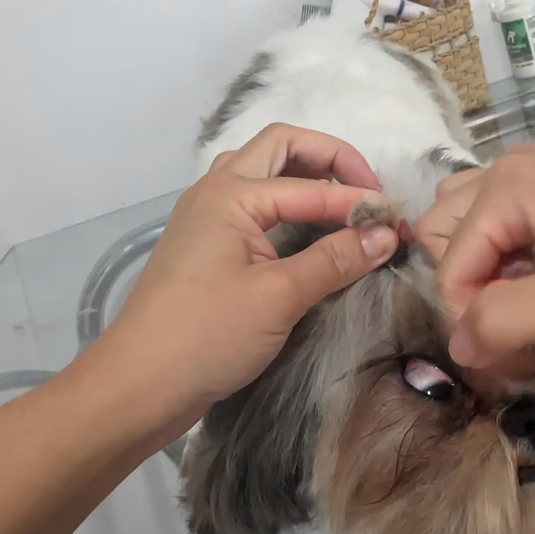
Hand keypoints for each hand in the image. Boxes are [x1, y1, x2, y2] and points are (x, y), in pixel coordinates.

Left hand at [98, 124, 399, 412]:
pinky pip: (253, 201)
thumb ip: (335, 259)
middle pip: (281, 147)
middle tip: (366, 192)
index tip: (398, 225)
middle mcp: (216, 190)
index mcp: (231, 193)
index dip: (357, 202)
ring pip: (262, 170)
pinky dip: (286, 201)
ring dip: (304, 174)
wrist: (137, 386)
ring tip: (341, 202)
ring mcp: (206, 215)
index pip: (310, 186)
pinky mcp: (206, 243)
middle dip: (330, 159)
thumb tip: (387, 234)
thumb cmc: (206, 336)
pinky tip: (307, 228)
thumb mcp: (279, 297)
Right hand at [422, 146, 534, 366]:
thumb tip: (458, 345)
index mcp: (508, 185)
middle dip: (469, 292)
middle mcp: (509, 167)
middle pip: (444, 236)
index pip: (448, 263)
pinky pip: (498, 224)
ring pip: (466, 228)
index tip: (516, 360)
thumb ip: (504, 321)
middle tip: (515, 332)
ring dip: (479, 274)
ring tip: (521, 307)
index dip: (471, 319)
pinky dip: (503, 260)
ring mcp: (533, 174)